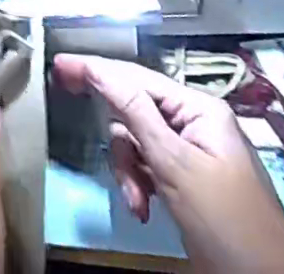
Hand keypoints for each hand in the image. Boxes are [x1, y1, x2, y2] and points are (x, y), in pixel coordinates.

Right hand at [53, 55, 283, 273]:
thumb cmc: (224, 219)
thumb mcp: (174, 163)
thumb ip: (133, 110)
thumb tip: (96, 68)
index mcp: (197, 108)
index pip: (135, 77)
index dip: (95, 69)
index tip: (59, 65)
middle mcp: (193, 122)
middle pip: (133, 110)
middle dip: (121, 141)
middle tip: (100, 148)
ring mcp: (190, 151)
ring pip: (136, 141)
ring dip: (129, 170)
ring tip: (138, 200)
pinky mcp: (185, 178)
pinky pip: (146, 165)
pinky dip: (139, 183)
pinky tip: (144, 207)